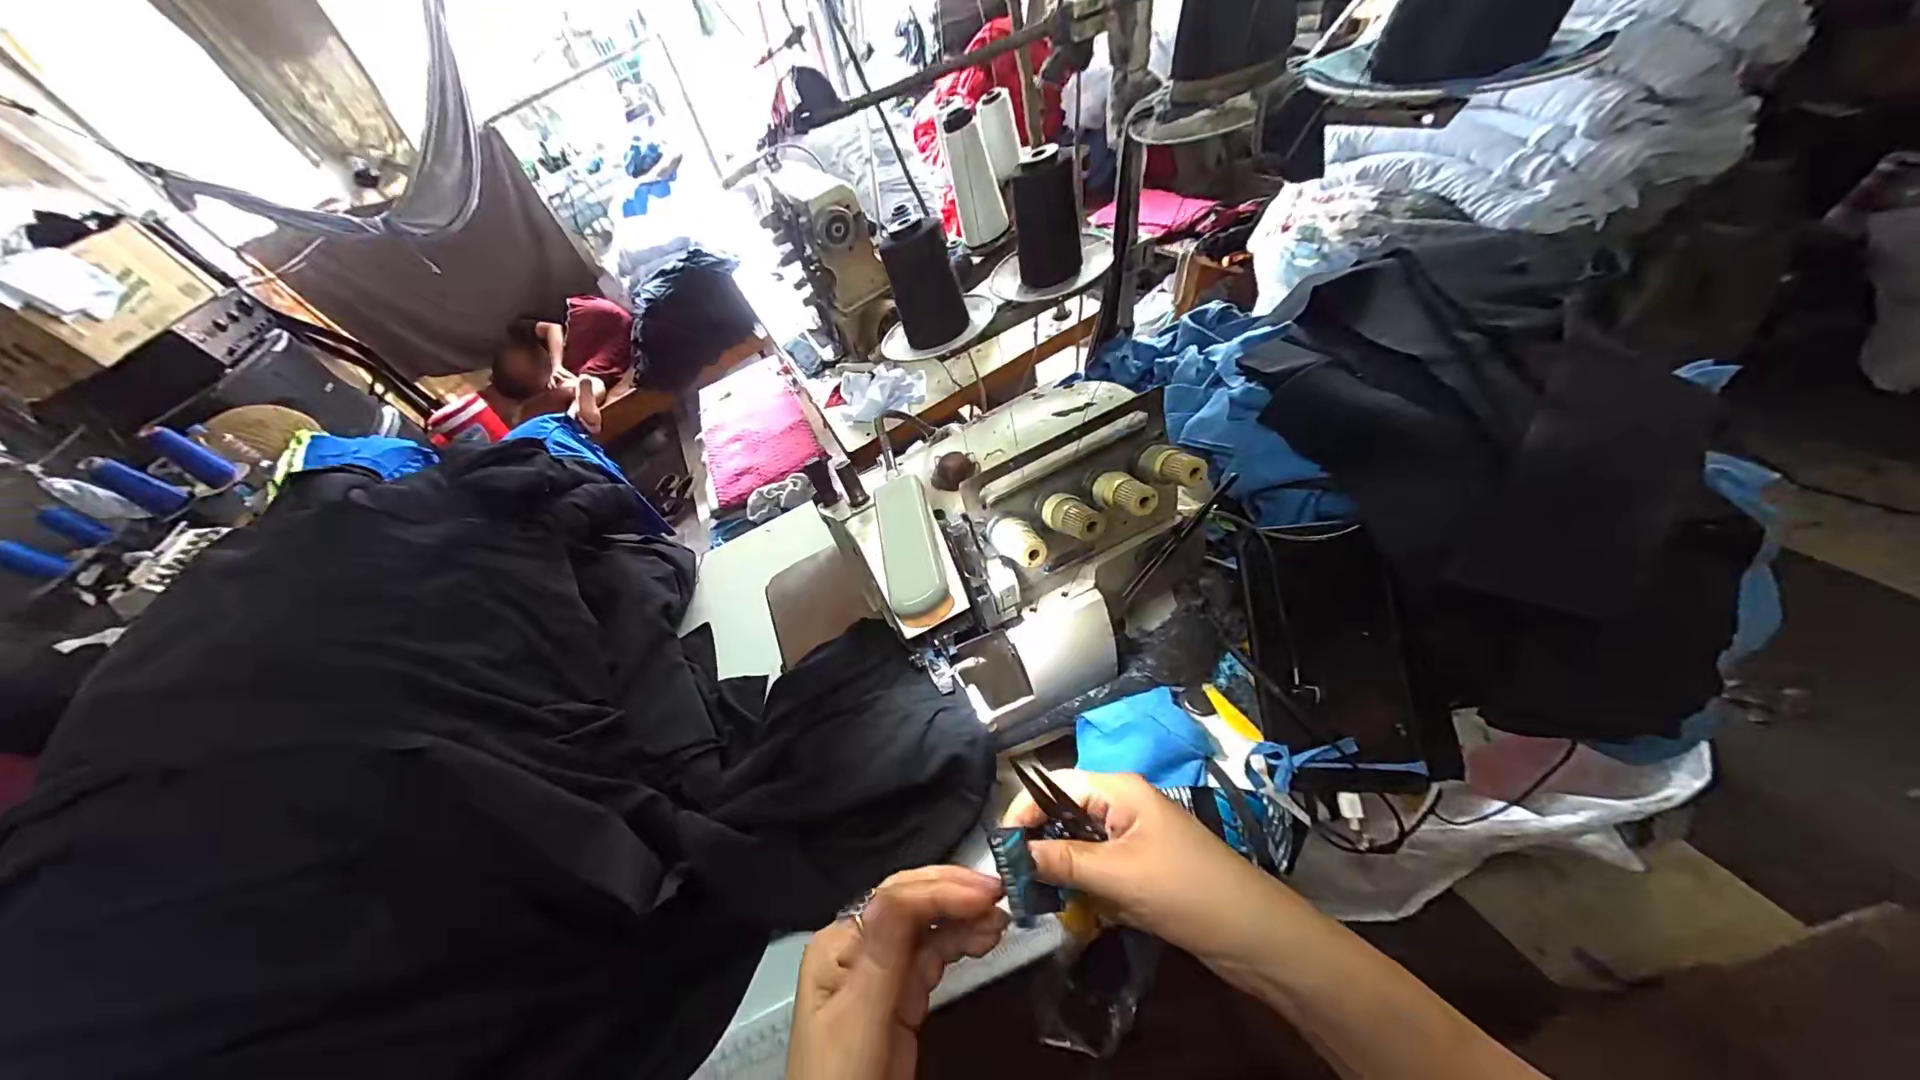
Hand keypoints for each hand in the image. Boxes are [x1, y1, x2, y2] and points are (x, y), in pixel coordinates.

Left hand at [787, 866, 1008, 1079]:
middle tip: (999, 894)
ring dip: (964, 916)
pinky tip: (982, 938)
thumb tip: (905, 893)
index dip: (941, 890)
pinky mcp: (905, 993)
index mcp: (840, 943)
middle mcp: (861, 945)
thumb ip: (883, 954)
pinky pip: (936, 953)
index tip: (983, 894)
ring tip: (999, 918)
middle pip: (913, 902)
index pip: (894, 900)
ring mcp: (884, 969)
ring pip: (929, 925)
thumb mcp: (859, 1017)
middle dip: (956, 894)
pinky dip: (961, 941)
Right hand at [1003, 770, 1305, 969]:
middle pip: (1065, 813)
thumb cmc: (1186, 891)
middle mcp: (1123, 804)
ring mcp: (1134, 836)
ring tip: (1043, 896)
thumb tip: (1015, 854)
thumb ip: (1063, 860)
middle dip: (1041, 844)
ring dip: (1062, 868)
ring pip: (1080, 843)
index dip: (1024, 810)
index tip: (1001, 846)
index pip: (1055, 785)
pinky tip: (1078, 908)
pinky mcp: (1142, 865)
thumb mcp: (1118, 875)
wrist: (1255, 936)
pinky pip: (1099, 866)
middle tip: (1018, 878)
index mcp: (1119, 789)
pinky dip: (1085, 885)